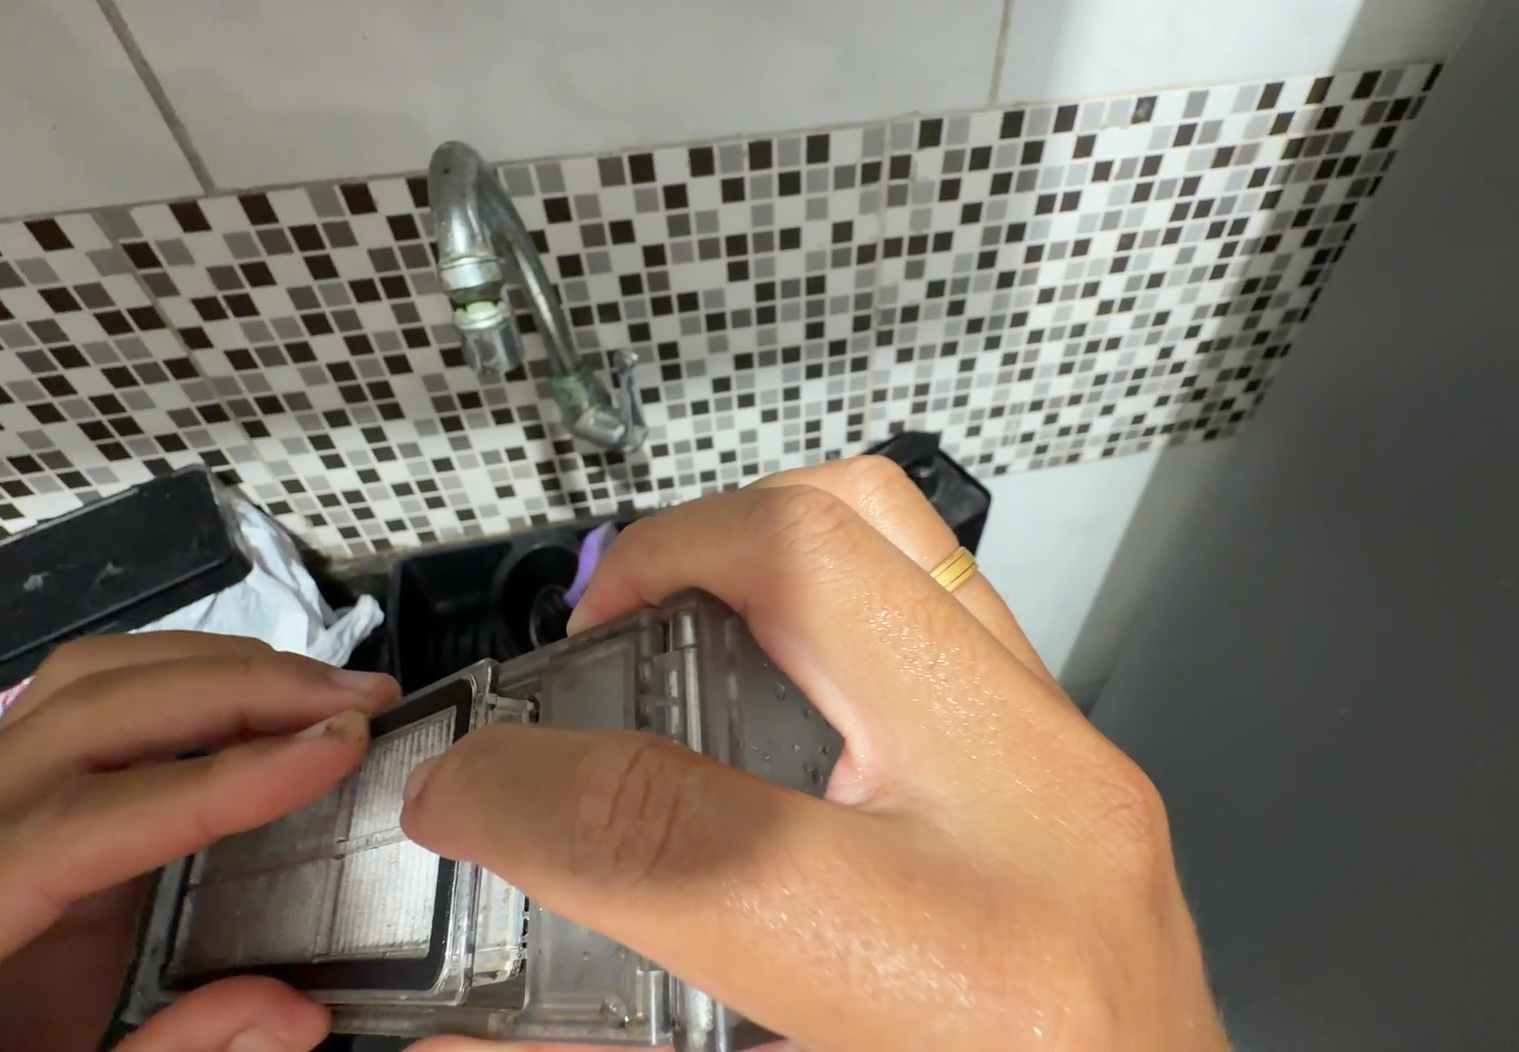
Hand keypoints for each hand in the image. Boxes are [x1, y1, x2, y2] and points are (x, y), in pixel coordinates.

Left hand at [0, 632, 398, 1051]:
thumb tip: (304, 1011)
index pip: (68, 827)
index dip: (220, 781)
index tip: (343, 745)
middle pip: (87, 716)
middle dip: (247, 692)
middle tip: (366, 702)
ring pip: (86, 681)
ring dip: (223, 668)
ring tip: (324, 692)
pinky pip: (85, 696)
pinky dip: (187, 675)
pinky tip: (252, 700)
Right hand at [401, 457, 1225, 1050]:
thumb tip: (458, 1025)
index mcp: (959, 968)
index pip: (684, 828)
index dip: (527, 792)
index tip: (461, 782)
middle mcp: (1033, 805)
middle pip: (806, 562)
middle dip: (660, 556)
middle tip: (596, 623)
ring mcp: (1061, 737)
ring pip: (881, 518)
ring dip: (746, 529)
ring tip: (677, 600)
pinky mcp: (1060, 718)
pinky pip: (924, 564)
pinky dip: (819, 558)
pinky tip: (772, 629)